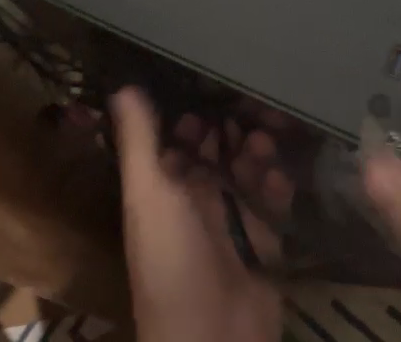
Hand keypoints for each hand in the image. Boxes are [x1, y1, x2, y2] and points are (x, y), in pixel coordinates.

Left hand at [110, 88, 292, 341]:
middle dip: (232, 127)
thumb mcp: (148, 193)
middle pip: (217, 150)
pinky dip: (277, 186)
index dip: (193, 114)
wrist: (212, 338)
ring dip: (256, 152)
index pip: (178, 139)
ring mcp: (231, 218)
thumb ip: (139, 140)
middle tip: (252, 105)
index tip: (213, 84)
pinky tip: (278, 178)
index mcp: (163, 187)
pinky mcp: (264, 239)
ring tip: (264, 142)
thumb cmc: (170, 259)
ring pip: (247, 170)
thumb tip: (122, 85)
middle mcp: (196, 198)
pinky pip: (273, 201)